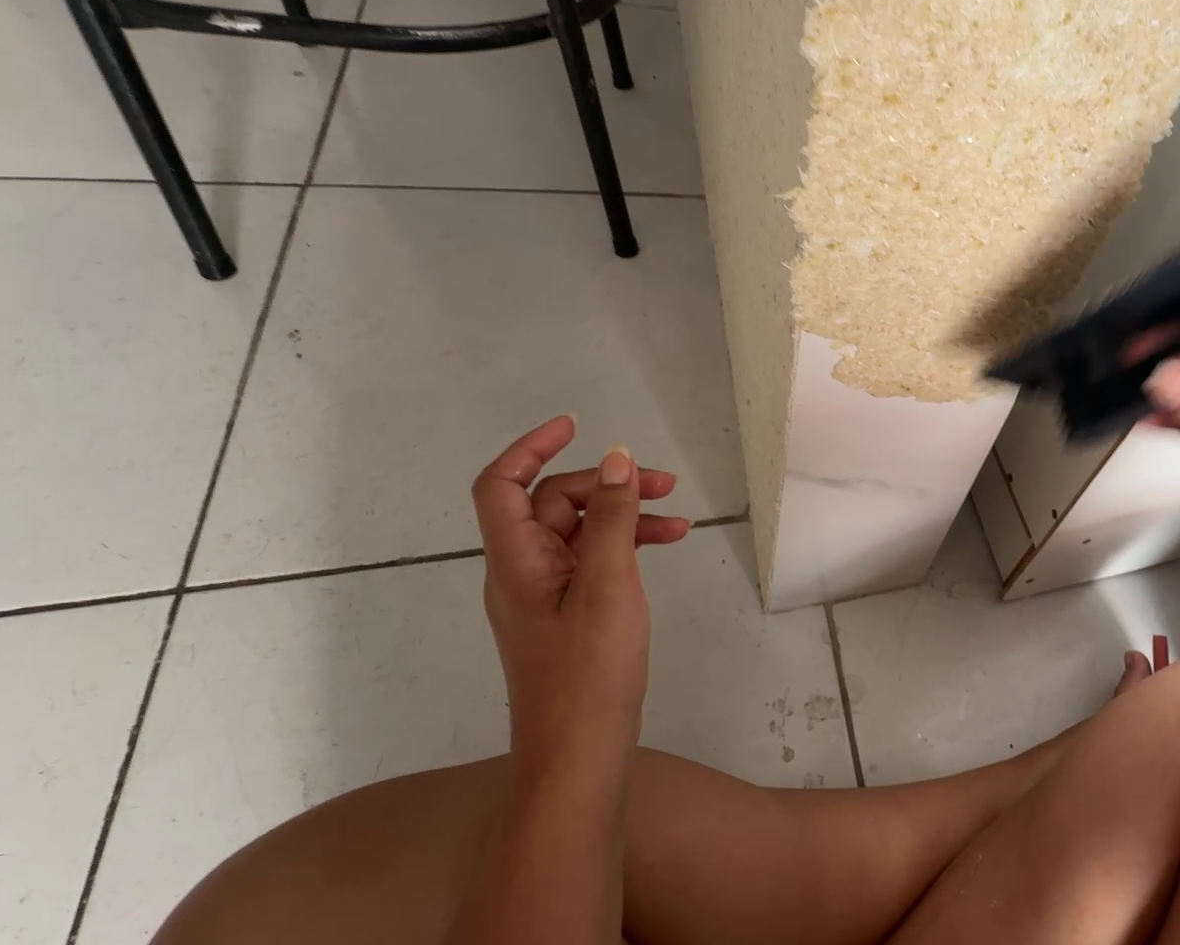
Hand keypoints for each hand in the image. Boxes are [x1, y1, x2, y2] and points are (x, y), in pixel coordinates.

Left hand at [471, 416, 690, 769]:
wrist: (582, 754)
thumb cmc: (589, 670)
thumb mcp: (607, 584)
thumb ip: (610, 518)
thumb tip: (615, 458)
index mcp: (516, 561)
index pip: (501, 485)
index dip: (531, 448)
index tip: (574, 426)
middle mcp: (523, 571)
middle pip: (552, 504)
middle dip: (606, 485)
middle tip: (663, 484)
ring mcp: (546, 596)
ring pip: (579, 533)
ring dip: (624, 516)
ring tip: (678, 519)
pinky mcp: (569, 615)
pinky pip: (592, 562)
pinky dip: (626, 546)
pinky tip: (663, 547)